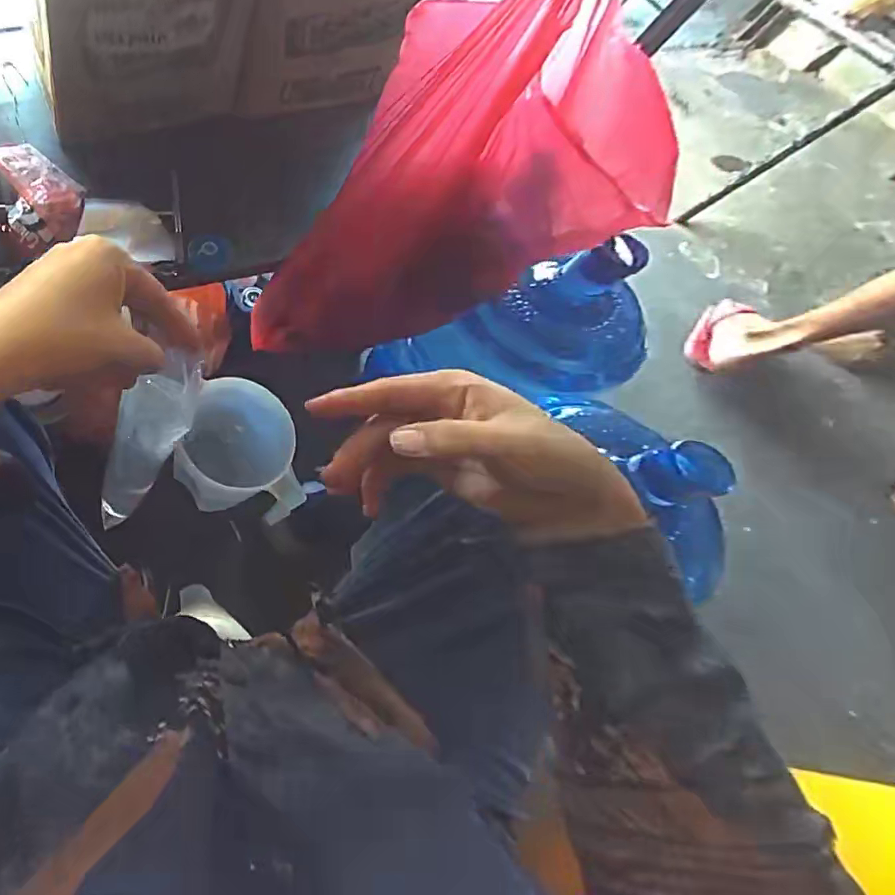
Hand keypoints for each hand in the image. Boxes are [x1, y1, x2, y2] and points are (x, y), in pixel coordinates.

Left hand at [0, 236, 200, 433]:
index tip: (194, 351)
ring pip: (96, 312)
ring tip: (118, 377)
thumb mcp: (120, 350)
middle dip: (140, 338)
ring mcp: (49, 269)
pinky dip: (85, 341)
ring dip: (113, 346)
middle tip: (153, 366)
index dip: (178, 327)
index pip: (155, 294)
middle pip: (124, 300)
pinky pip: (71, 315)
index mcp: (108, 256)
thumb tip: (157, 357)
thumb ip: (151, 352)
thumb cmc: (65, 340)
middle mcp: (80, 253)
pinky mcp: (28, 290)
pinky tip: (85, 370)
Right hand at [305, 370, 647, 544]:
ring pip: (383, 447)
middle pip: (381, 423)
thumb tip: (395, 439)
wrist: (580, 505)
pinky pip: (395, 469)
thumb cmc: (552, 459)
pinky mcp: (436, 466)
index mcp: (451, 390)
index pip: (392, 390)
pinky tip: (371, 504)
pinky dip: (379, 484)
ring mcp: (434, 437)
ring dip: (362, 469)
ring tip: (345, 494)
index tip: (315, 409)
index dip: (352, 399)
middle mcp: (436, 408)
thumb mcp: (505, 443)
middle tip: (333, 478)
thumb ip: (448, 439)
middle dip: (355, 449)